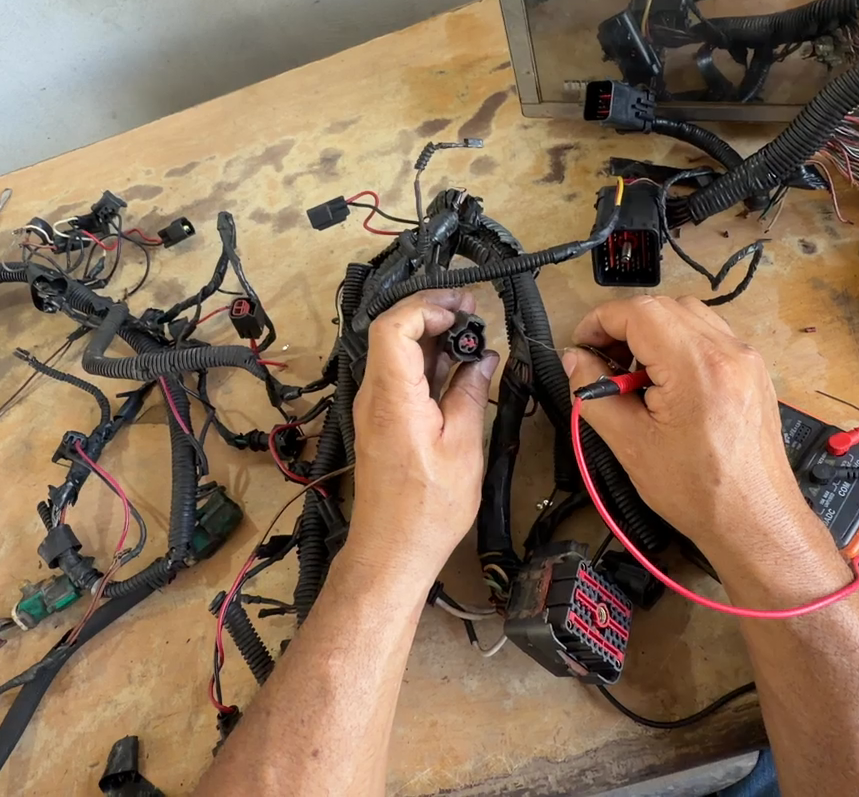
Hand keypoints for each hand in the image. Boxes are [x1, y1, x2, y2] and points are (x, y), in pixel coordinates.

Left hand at [347, 290, 498, 583]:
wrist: (392, 550)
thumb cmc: (428, 508)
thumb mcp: (463, 447)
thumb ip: (470, 394)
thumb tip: (483, 358)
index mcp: (393, 397)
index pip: (391, 327)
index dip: (424, 309)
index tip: (460, 314)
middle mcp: (375, 395)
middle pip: (391, 332)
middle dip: (430, 313)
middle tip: (470, 310)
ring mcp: (375, 407)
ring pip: (396, 352)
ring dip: (431, 335)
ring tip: (470, 331)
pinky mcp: (381, 419)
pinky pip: (400, 376)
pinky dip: (427, 361)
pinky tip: (457, 364)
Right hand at [563, 296, 842, 594]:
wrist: (757, 523)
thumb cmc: (694, 490)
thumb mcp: (630, 443)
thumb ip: (594, 392)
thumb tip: (574, 358)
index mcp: (696, 365)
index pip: (639, 312)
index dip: (601, 321)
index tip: (581, 346)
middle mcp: (728, 350)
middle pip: (663, 306)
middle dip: (624, 324)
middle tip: (602, 360)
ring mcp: (746, 358)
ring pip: (688, 314)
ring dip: (652, 330)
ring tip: (633, 373)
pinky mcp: (754, 371)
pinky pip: (709, 334)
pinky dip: (678, 342)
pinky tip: (665, 381)